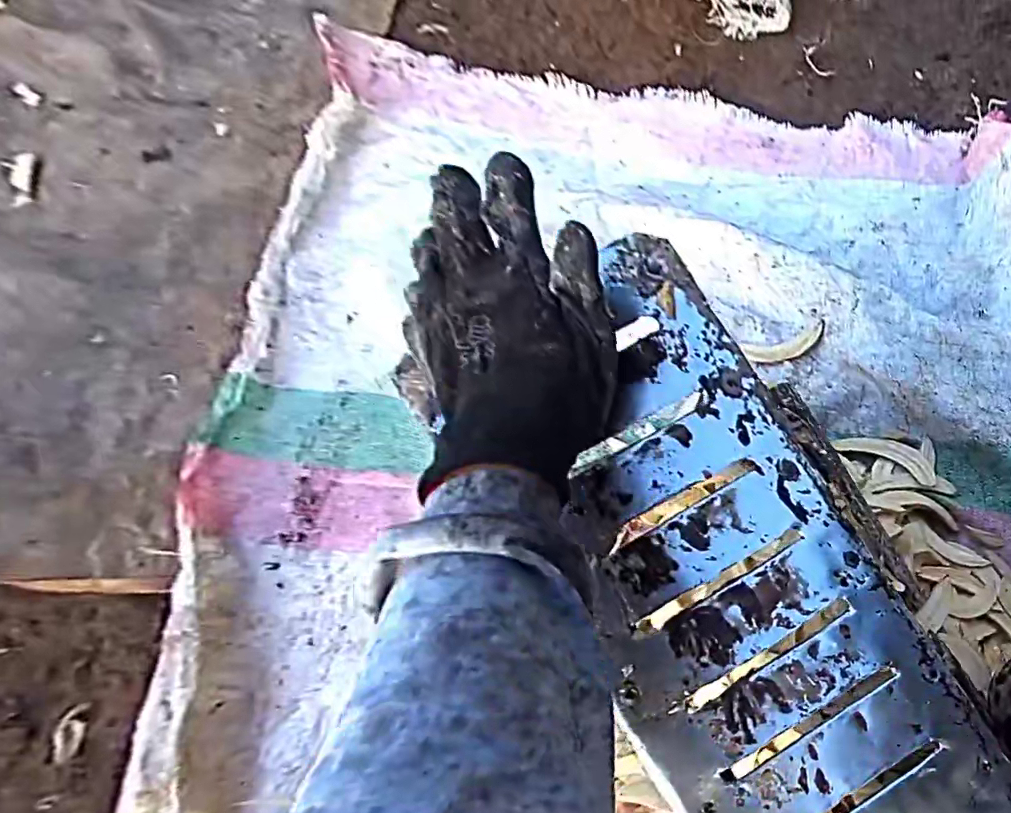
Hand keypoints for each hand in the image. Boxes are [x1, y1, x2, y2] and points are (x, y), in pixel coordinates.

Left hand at [406, 152, 618, 498]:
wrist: (504, 449)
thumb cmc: (561, 396)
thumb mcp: (594, 341)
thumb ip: (581, 281)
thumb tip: (571, 233)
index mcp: (515, 276)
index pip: (508, 209)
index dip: (508, 182)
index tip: (507, 165)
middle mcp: (466, 282)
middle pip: (450, 219)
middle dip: (455, 194)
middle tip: (458, 182)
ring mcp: (435, 312)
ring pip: (425, 257)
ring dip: (437, 241)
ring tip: (444, 237)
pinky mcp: (420, 344)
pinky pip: (416, 302)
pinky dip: (426, 291)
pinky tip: (432, 298)